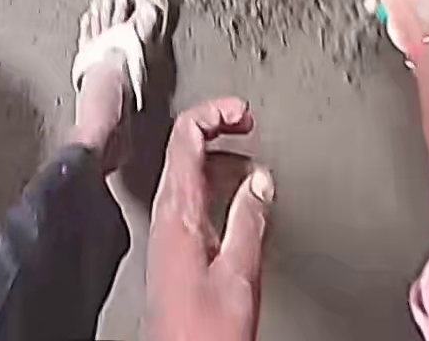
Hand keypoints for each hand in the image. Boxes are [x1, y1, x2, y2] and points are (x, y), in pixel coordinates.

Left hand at [145, 98, 271, 340]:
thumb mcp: (239, 274)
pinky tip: (240, 193)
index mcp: (178, 205)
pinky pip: (193, 191)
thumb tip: (261, 179)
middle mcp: (167, 207)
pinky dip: (217, 179)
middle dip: (218, 125)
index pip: (186, 133)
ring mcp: (169, 223)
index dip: (214, 112)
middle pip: (185, 143)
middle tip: (248, 123)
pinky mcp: (175, 240)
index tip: (242, 110)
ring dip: (221, 154)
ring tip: (253, 158)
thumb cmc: (203, 332)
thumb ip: (250, 220)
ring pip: (190, 167)